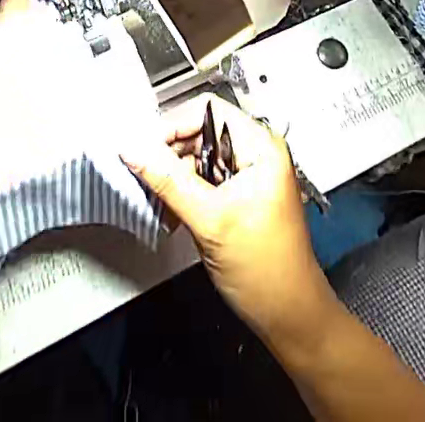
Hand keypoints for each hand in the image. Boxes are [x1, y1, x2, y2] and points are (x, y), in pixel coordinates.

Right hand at [120, 95, 336, 346]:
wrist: (289, 314)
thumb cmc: (269, 270)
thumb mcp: (210, 219)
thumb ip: (169, 180)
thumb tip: (136, 150)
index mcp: (261, 146)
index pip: (208, 110)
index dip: (173, 125)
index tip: (146, 147)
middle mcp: (257, 153)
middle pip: (201, 131)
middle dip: (172, 153)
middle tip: (148, 174)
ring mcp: (249, 173)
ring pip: (199, 156)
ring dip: (176, 174)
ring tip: (163, 198)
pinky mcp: (239, 193)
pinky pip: (204, 177)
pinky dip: (185, 190)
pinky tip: (176, 210)